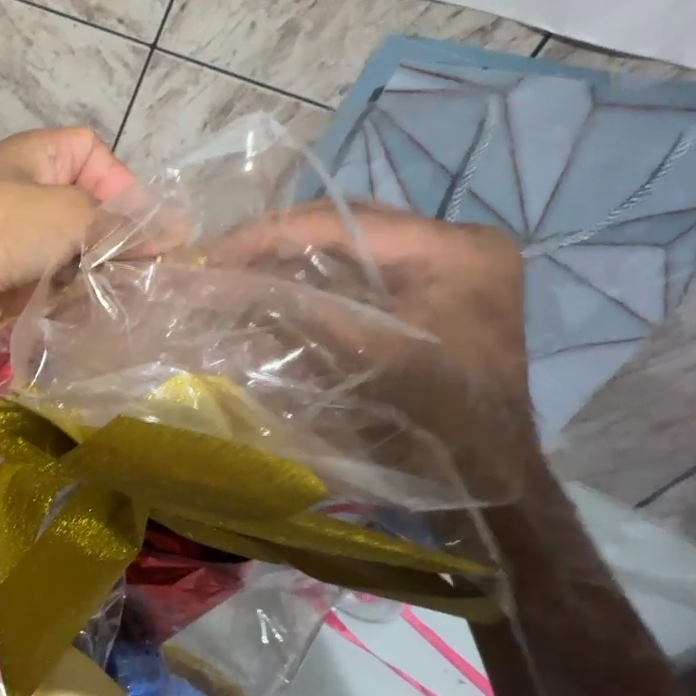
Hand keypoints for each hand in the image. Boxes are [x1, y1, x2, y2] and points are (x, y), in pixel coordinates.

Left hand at [0, 129, 139, 353]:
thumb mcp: (68, 213)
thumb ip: (122, 224)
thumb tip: (176, 233)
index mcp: (31, 156)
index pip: (91, 152)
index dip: (122, 181)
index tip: (141, 223)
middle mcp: (20, 195)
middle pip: (84, 209)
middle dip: (115, 236)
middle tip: (145, 268)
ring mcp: (8, 244)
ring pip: (69, 253)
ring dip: (95, 273)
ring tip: (124, 294)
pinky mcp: (2, 287)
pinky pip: (49, 288)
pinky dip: (70, 298)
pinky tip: (91, 313)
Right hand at [205, 200, 538, 498]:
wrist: (484, 473)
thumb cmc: (434, 417)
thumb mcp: (362, 356)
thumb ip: (298, 309)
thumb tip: (223, 282)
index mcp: (455, 249)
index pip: (344, 222)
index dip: (269, 234)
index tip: (211, 252)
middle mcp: (456, 245)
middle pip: (345, 226)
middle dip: (274, 242)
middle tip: (215, 259)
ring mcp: (445, 269)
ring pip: (346, 248)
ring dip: (287, 261)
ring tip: (232, 274)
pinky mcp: (430, 295)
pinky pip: (356, 275)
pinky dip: (308, 283)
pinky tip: (268, 294)